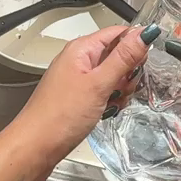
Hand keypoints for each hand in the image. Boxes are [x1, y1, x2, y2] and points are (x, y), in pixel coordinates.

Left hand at [0, 24, 152, 180]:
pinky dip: (110, 101)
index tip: (146, 62)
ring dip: (120, 90)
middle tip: (121, 89)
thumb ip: (124, 58)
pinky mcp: (80, 97)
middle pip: (118, 55)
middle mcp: (80, 60)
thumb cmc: (59, 116)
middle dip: (128, 73)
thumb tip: (144, 32)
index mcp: (82, 49)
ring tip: (111, 103)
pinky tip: (107, 112)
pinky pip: (105, 91)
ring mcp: (79, 79)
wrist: (35, 148)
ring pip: (113, 76)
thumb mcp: (99, 84)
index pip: (118, 33)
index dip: (136, 44)